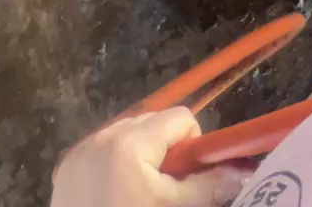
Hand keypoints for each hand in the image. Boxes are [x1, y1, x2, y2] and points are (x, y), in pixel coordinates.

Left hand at [52, 108, 247, 206]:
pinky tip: (112, 193)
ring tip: (134, 192)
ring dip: (142, 152)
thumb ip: (208, 186)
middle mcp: (104, 135)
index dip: (189, 146)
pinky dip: (116, 160)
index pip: (180, 118)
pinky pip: (106, 145)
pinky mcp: (67, 164)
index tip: (180, 179)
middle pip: (155, 121)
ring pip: (131, 131)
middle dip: (165, 150)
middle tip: (159, 189)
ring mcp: (82, 149)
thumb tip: (244, 171)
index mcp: (131, 143)